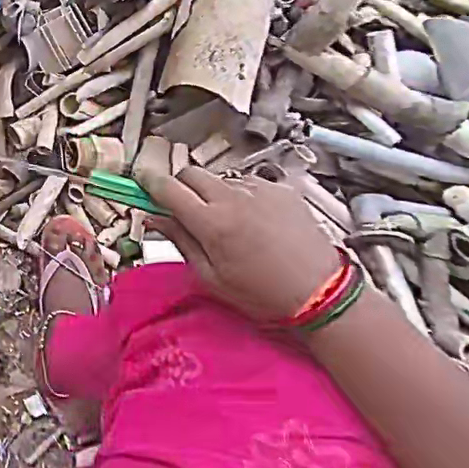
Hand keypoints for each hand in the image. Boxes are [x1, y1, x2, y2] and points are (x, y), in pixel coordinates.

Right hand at [138, 165, 341, 321]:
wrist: (324, 294)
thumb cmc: (264, 294)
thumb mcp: (212, 278)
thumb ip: (180, 242)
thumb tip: (154, 219)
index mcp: (212, 223)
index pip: (167, 188)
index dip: (150, 184)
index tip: (143, 185)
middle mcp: (233, 198)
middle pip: (190, 173)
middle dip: (181, 186)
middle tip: (187, 209)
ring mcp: (259, 189)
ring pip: (219, 178)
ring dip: (214, 193)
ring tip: (230, 222)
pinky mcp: (281, 189)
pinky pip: (248, 183)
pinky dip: (243, 196)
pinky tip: (256, 220)